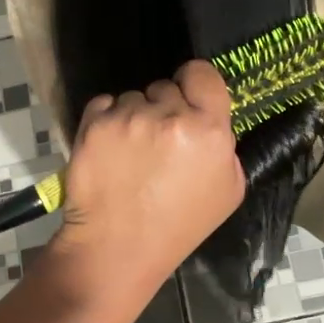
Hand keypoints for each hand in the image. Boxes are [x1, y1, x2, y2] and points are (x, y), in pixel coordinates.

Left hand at [54, 60, 245, 286]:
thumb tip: (209, 123)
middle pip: (166, 87)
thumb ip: (225, 147)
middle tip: (158, 145)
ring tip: (131, 156)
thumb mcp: (228, 191)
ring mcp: (129, 118)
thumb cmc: (179, 226)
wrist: (118, 247)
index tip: (187, 103)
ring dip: (134, 118)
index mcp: (209, 130)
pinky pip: (104, 105)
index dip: (194, 85)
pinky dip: (106, 122)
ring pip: (133, 98)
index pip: (203, 74)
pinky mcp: (95, 125)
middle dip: (163, 109)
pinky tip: (110, 152)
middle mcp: (169, 115)